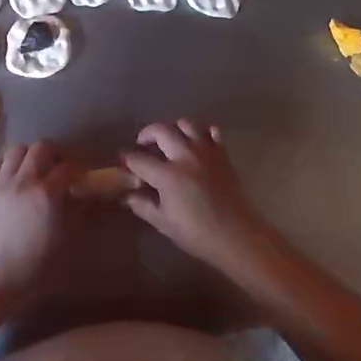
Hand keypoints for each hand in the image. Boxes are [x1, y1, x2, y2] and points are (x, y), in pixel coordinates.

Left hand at [0, 141, 76, 300]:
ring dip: (29, 155)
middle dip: (54, 154)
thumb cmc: (36, 263)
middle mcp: (24, 180)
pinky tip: (11, 176)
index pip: (67, 167)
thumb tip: (90, 197)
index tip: (79, 178)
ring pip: (17, 149)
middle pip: (41, 147)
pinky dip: (5, 163)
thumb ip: (79, 213)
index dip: (76, 170)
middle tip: (57, 168)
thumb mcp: (66, 238)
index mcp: (47, 193)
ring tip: (33, 170)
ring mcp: (1, 182)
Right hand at [120, 120, 280, 272]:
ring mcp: (206, 152)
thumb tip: (127, 196)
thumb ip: (143, 205)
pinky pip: (211, 132)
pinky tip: (196, 145)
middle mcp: (185, 156)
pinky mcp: (222, 154)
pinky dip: (201, 133)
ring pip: (186, 124)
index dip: (127, 159)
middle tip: (143, 146)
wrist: (237, 235)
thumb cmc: (197, 233)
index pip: (138, 159)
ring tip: (169, 142)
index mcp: (167, 175)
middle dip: (146, 135)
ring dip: (173, 129)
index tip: (123, 162)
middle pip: (160, 130)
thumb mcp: (163, 223)